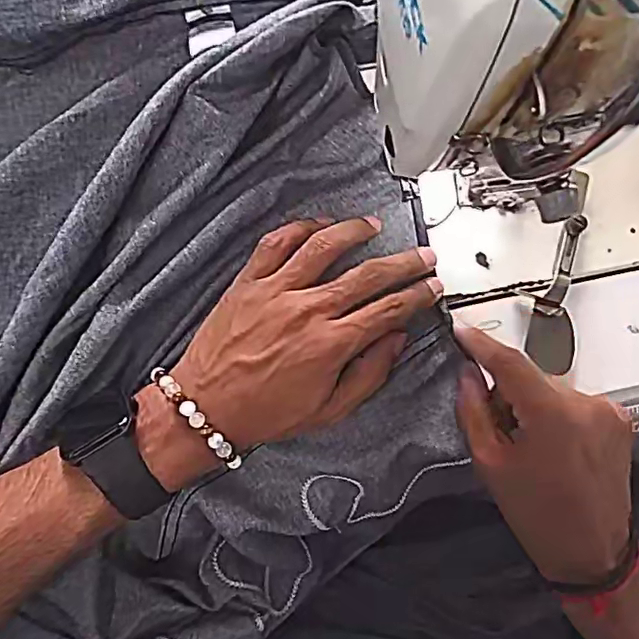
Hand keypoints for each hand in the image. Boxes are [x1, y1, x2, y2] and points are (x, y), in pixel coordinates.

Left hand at [135, 217, 440, 488]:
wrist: (208, 408)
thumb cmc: (263, 412)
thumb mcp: (328, 410)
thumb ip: (369, 374)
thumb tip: (395, 341)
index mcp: (330, 344)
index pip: (389, 309)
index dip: (417, 294)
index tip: (430, 287)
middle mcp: (307, 311)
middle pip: (368, 274)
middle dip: (404, 262)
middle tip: (421, 256)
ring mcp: (275, 292)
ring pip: (324, 247)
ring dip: (355, 231)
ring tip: (372, 226)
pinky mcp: (249, 283)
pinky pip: (276, 243)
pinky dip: (300, 228)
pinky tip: (317, 225)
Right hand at [454, 323, 635, 583]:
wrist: (593, 550)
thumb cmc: (540, 515)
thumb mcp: (490, 464)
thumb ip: (474, 411)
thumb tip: (468, 375)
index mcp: (552, 413)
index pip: (509, 361)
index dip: (480, 343)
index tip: (461, 330)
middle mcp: (585, 403)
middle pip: (530, 375)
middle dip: (508, 391)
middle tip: (497, 425)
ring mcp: (606, 409)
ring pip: (551, 387)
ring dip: (533, 402)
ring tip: (529, 444)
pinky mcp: (618, 418)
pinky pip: (573, 400)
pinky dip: (555, 412)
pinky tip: (552, 445)